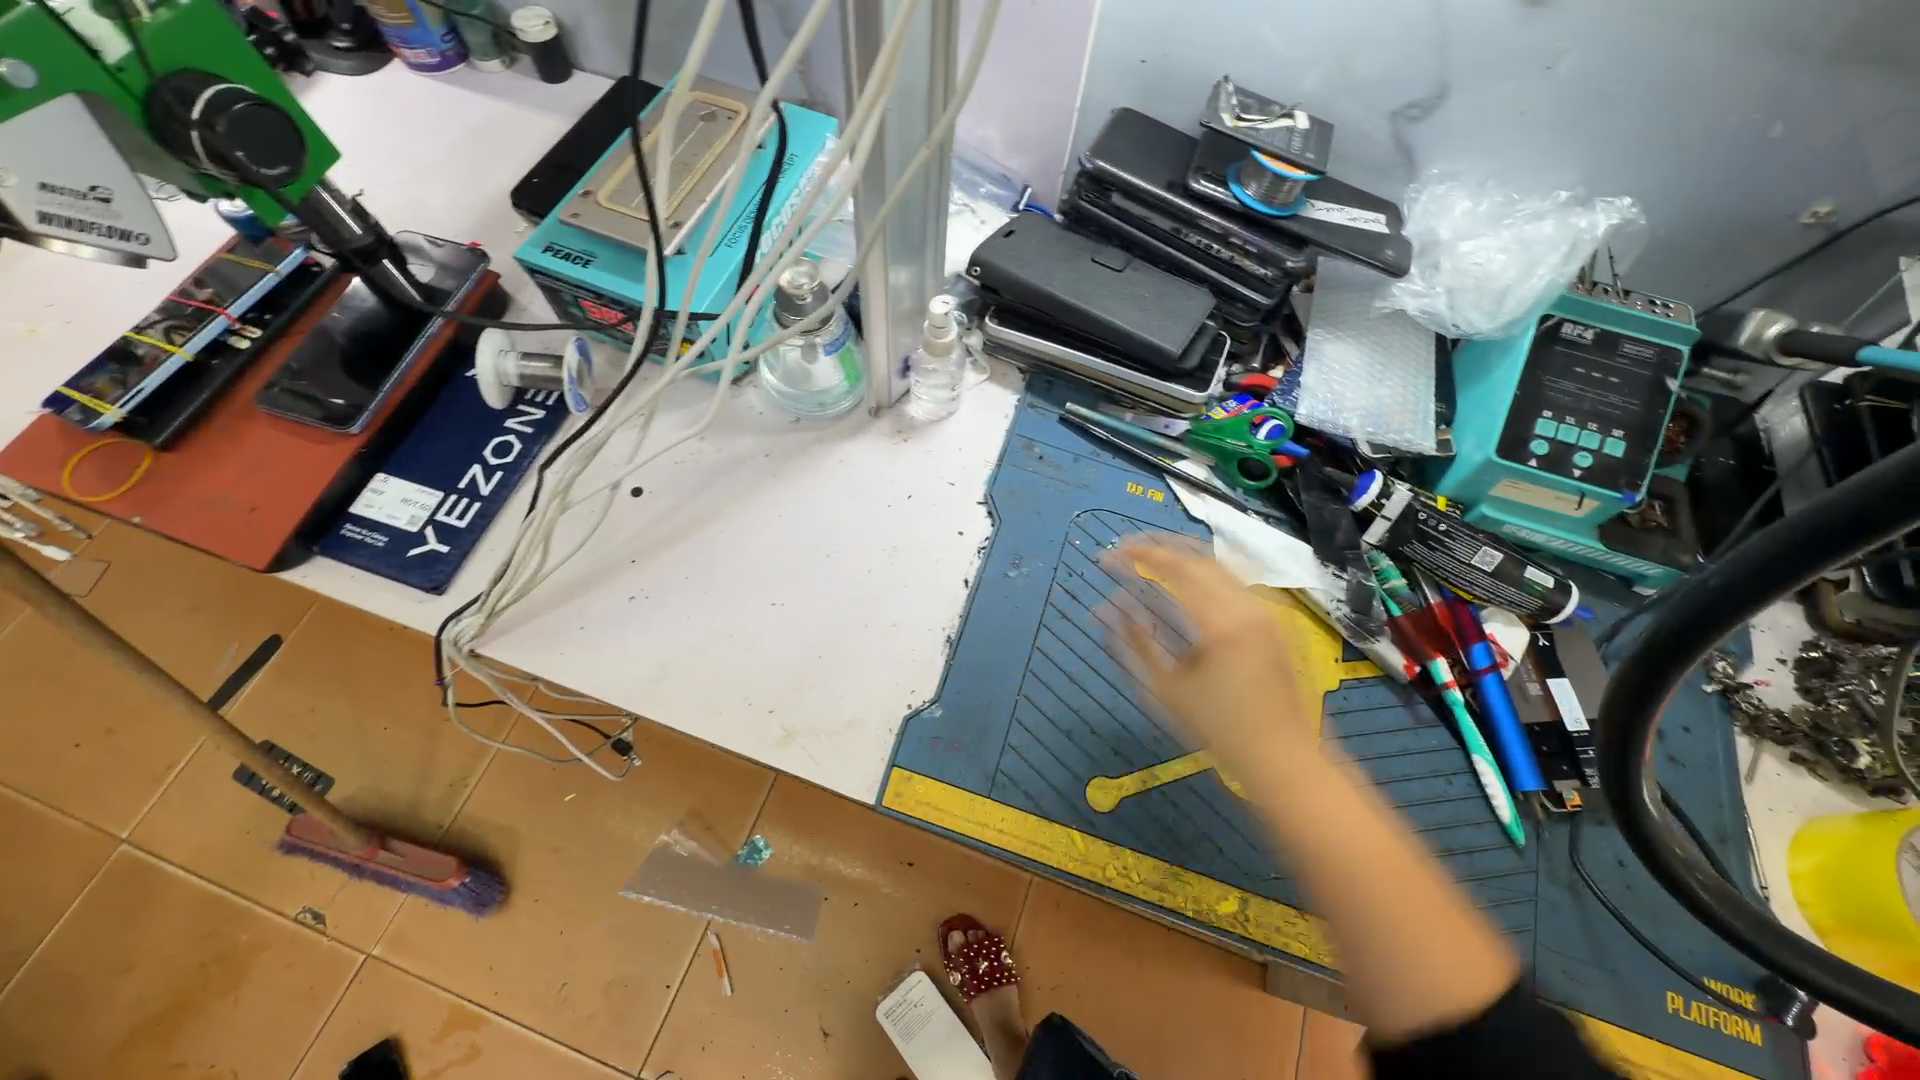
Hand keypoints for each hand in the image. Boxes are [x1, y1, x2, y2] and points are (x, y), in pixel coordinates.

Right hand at [1103, 536, 1322, 785]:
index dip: (1138, 557)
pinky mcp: (1273, 619)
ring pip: (1219, 564)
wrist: (1282, 756)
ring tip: (1150, 557)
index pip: (1173, 568)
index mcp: (1220, 622)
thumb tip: (1108, 605)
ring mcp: (1265, 610)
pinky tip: (1187, 579)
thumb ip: (1135, 641)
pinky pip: (1235, 580)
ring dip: (1183, 555)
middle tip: (1125, 550)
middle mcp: (1247, 605)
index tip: (1108, 557)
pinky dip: (1205, 571)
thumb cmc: (1219, 730)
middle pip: (1198, 557)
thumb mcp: (1167, 689)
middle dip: (1158, 548)